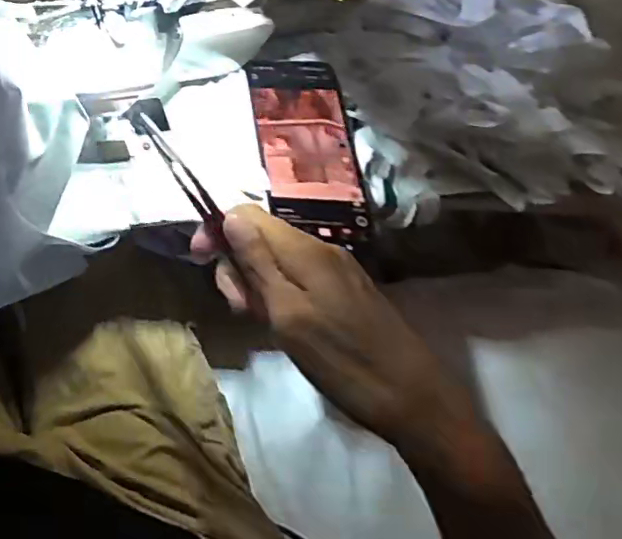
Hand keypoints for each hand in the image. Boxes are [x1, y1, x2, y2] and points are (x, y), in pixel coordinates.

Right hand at [192, 206, 480, 456]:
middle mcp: (319, 249)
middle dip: (236, 263)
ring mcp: (335, 270)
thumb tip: (230, 215)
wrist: (421, 408)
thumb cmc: (344, 361)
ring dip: (255, 282)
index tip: (200, 260)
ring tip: (258, 319)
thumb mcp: (288, 315)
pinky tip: (281, 322)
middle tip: (239, 307)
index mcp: (304, 249)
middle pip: (258, 235)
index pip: (245, 212)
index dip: (217, 229)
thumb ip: (258, 262)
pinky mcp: (344, 291)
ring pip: (275, 257)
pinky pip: (296, 275)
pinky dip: (277, 292)